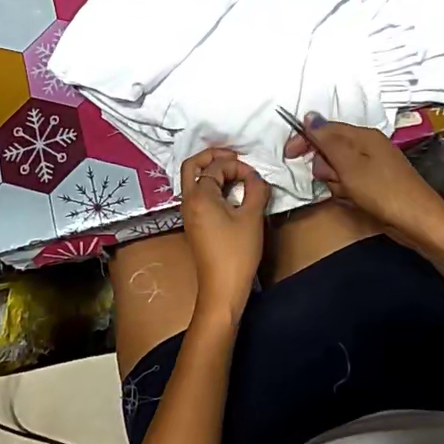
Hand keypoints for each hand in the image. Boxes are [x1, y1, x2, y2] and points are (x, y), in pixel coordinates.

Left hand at [178, 147, 269, 315]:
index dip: (238, 165)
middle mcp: (188, 201)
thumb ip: (256, 190)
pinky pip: (197, 194)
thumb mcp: (252, 217)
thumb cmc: (237, 252)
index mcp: (199, 196)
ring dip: (211, 171)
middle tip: (234, 157)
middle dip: (212, 157)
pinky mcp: (193, 223)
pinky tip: (230, 192)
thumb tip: (256, 177)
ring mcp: (188, 213)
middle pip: (192, 165)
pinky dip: (210, 185)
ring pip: (192, 180)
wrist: (222, 287)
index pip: (216, 166)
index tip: (255, 177)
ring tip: (235, 173)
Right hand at [286, 115, 443, 240]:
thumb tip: (309, 116)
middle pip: (330, 149)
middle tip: (333, 179)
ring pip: (337, 169)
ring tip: (348, 193)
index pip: (325, 128)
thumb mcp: (349, 165)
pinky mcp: (375, 183)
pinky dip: (346, 192)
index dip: (305, 139)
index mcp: (363, 136)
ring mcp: (373, 165)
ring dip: (335, 182)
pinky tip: (354, 201)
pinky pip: (348, 182)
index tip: (289, 155)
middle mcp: (368, 146)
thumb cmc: (382, 191)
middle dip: (325, 166)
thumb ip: (327, 140)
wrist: (418, 222)